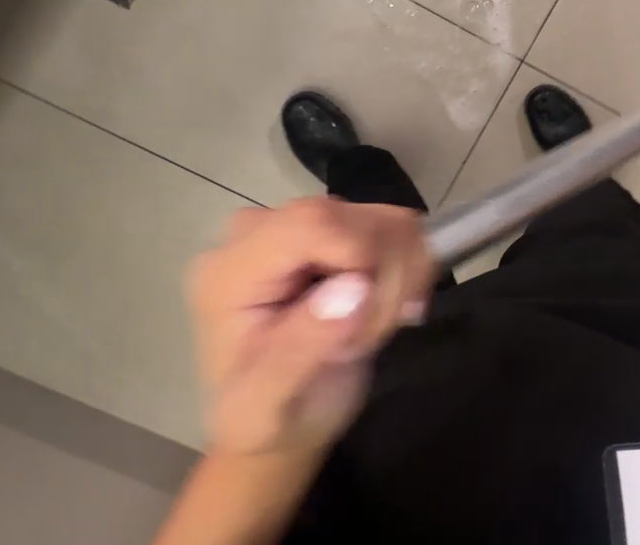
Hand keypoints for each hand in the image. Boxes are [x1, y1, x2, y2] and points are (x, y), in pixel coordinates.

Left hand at [185, 198, 434, 459]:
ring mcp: (303, 224)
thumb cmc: (268, 419)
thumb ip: (299, 349)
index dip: (359, 259)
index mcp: (231, 269)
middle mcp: (262, 231)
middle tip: (366, 335)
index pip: (314, 222)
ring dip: (399, 277)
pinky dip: (408, 267)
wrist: (282, 419)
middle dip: (383, 280)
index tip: (362, 317)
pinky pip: (398, 226)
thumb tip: (354, 287)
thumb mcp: (267, 408)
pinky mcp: (337, 226)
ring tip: (369, 324)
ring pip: (388, 220)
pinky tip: (384, 304)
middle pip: (357, 219)